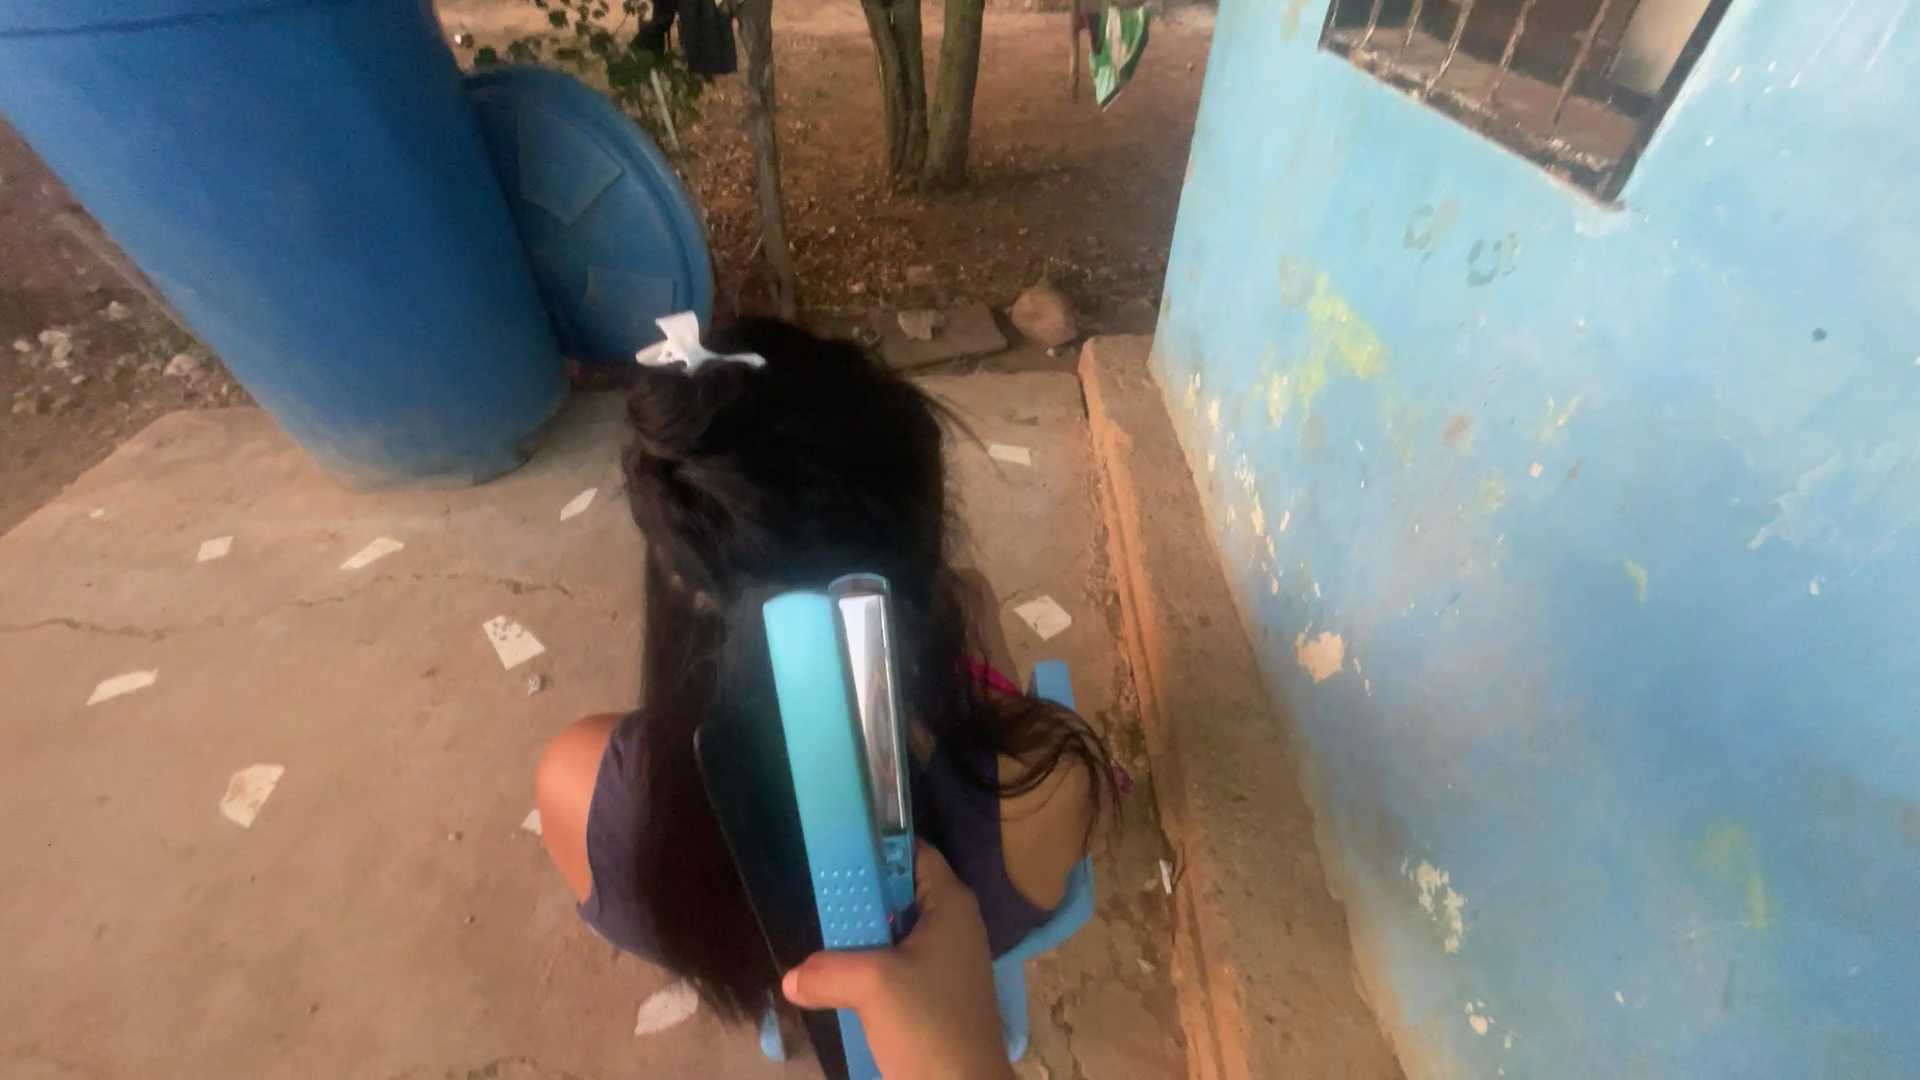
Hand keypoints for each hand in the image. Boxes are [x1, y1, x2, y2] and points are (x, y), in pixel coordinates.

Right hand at [782, 843, 1014, 1079]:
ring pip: (901, 930)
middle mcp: (955, 921)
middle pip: (904, 890)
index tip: (842, 855)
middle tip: (827, 900)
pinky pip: (905, 961)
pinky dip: (878, 965)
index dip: (880, 848)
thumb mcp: (872, 986)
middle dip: (866, 896)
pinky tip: (848, 978)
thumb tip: (791, 977)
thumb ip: (828, 970)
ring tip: (830, 938)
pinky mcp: (942, 991)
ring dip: (868, 936)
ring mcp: (951, 958)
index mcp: (950, 901)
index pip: (914, 851)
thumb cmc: (928, 1023)